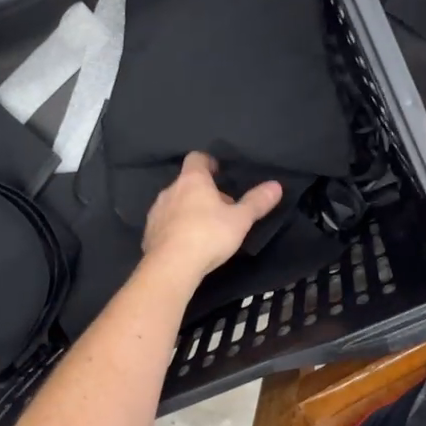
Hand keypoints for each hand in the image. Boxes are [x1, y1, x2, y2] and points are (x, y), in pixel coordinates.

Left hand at [141, 152, 282, 279]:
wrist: (171, 266)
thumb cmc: (208, 235)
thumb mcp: (240, 220)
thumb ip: (257, 202)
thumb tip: (276, 185)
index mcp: (192, 180)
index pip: (197, 158)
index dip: (208, 162)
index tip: (219, 171)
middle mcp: (170, 190)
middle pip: (187, 183)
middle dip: (203, 192)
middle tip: (221, 208)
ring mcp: (157, 212)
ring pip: (175, 203)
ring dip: (188, 209)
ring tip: (205, 227)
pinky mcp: (149, 233)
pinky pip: (165, 223)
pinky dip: (176, 227)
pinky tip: (187, 243)